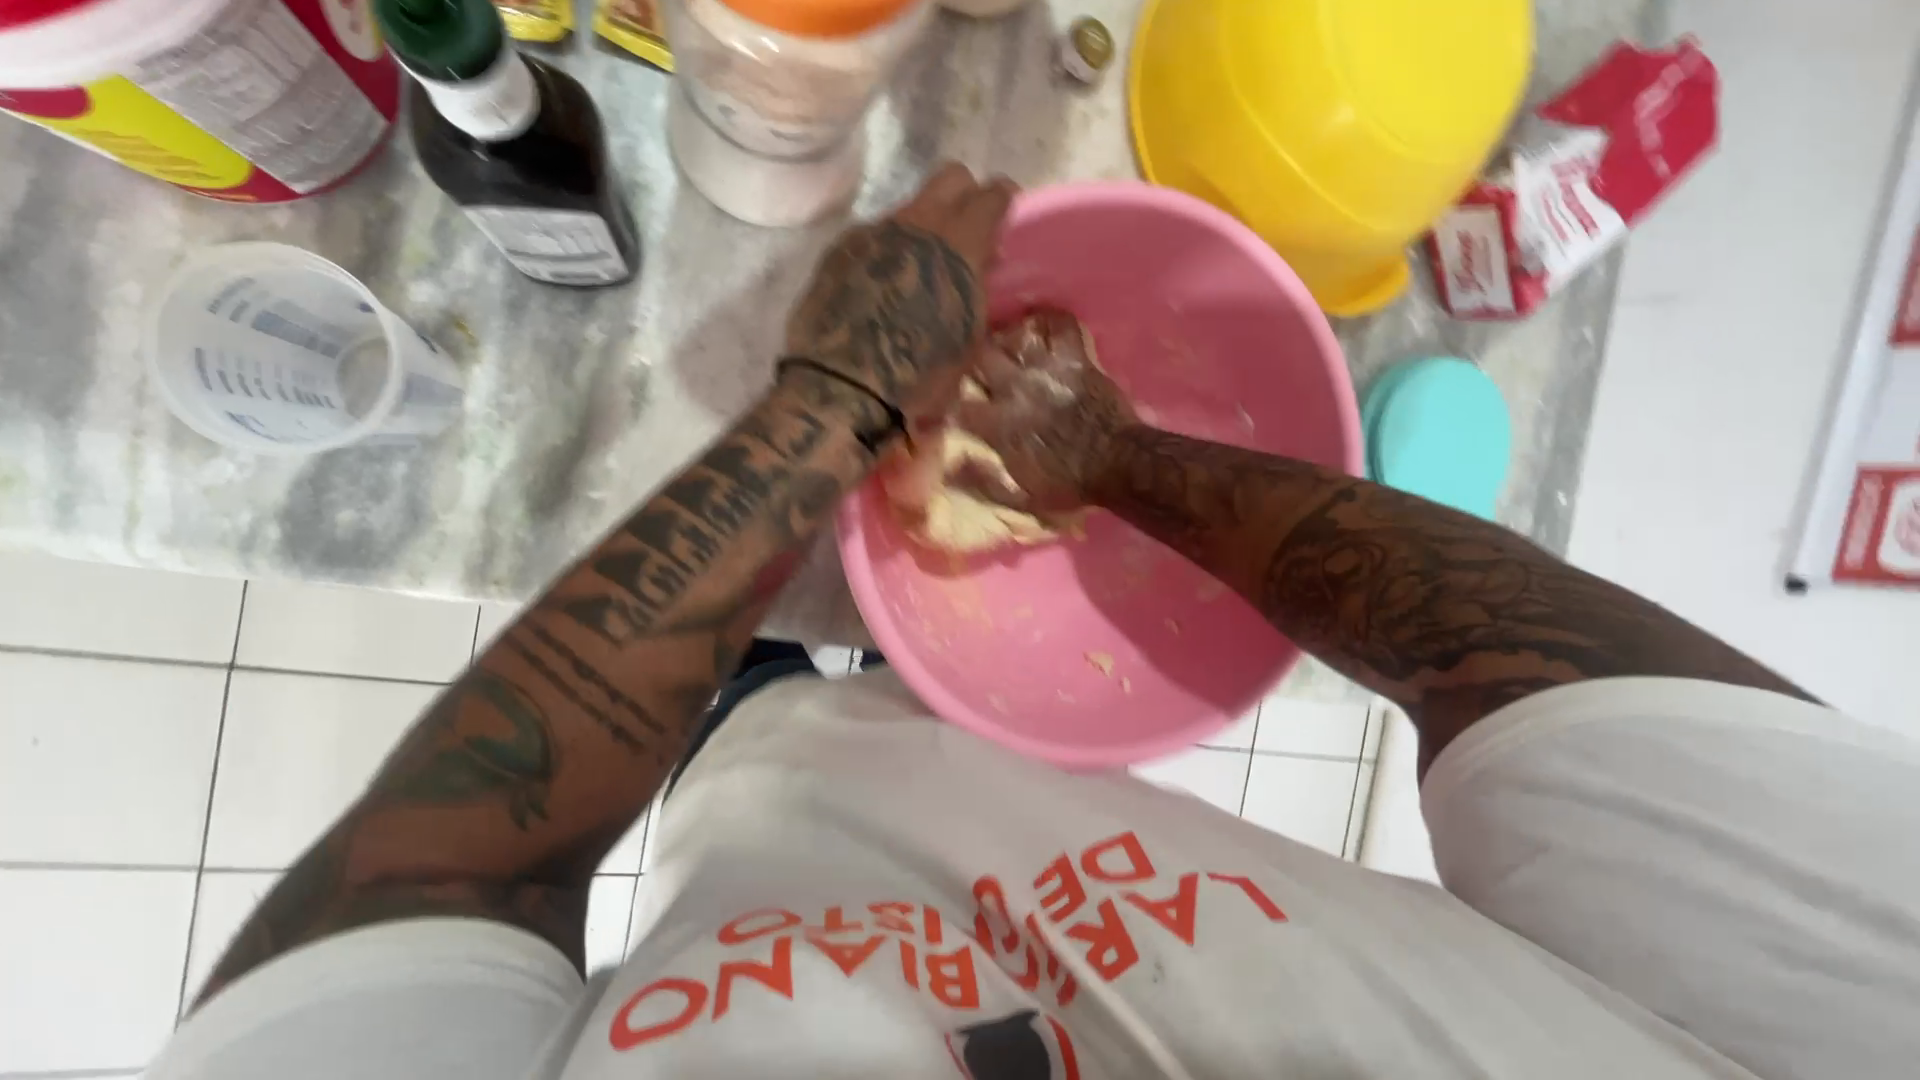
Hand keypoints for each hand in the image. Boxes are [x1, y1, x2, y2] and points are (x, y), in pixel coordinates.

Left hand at [784, 163, 1017, 432]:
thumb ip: (977, 291)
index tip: (1004, 214)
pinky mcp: (839, 250)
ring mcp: (873, 231)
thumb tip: (978, 268)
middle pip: (951, 178)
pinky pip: (875, 236)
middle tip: (965, 232)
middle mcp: (917, 222)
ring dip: (922, 228)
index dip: (1002, 201)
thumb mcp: (967, 341)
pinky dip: (887, 251)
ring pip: (909, 207)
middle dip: (964, 196)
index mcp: (960, 243)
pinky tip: (882, 287)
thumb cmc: (918, 375)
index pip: (992, 194)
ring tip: (919, 269)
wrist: (841, 387)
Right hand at [955, 307, 1137, 514]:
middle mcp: (1016, 390)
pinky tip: (1045, 325)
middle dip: (975, 360)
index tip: (946, 404)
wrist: (1119, 464)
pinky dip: (1052, 322)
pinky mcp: (1075, 360)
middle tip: (979, 366)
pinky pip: (1061, 326)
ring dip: (1010, 340)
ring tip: (1010, 346)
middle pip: (982, 358)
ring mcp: (1046, 370)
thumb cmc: (1070, 484)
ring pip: (1016, 337)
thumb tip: (953, 464)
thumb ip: (983, 481)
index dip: (948, 403)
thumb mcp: (1021, 497)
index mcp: (999, 424)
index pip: (959, 405)